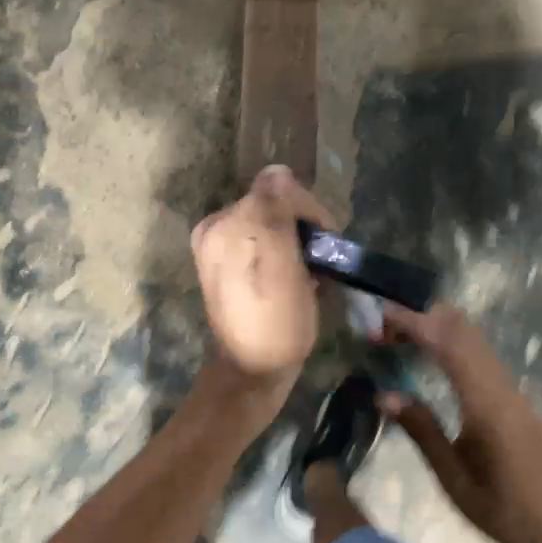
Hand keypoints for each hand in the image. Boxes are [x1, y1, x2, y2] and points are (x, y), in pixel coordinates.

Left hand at [189, 166, 329, 395]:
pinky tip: (294, 277)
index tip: (327, 247)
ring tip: (310, 275)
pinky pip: (261, 238)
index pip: (279, 192)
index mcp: (224, 225)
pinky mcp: (223, 259)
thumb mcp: (284, 270)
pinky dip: (282, 252)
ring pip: (271, 221)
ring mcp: (215, 243)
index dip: (310, 215)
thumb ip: (277, 216)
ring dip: (296, 242)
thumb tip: (277, 170)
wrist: (252, 373)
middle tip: (320, 266)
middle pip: (273, 204)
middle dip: (303, 229)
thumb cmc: (277, 326)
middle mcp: (214, 226)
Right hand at [380, 304, 541, 542]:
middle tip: (384, 330)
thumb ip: (421, 431)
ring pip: (473, 338)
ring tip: (399, 340)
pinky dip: (451, 342)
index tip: (378, 317)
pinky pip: (480, 354)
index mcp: (486, 403)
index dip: (412, 323)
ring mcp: (512, 391)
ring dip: (436, 328)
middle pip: (462, 328)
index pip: (446, 343)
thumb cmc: (502, 510)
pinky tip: (431, 360)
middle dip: (421, 317)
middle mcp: (501, 386)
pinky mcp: (514, 399)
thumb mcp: (453, 478)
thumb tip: (383, 394)